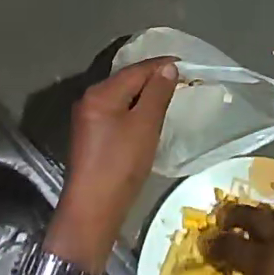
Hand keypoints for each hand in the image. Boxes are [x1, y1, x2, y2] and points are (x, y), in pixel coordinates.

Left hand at [45, 57, 178, 270]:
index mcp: (100, 93)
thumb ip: (157, 93)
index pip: (136, 70)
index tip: (185, 63)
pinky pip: (116, 110)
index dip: (161, 65)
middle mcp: (89, 98)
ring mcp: (87, 117)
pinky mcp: (90, 135)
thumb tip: (168, 67)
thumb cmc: (120, 164)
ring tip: (168, 93)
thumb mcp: (144, 126)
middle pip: (126, 80)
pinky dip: (134, 108)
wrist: (92, 211)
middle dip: (152, 77)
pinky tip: (147, 114)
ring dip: (144, 93)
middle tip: (180, 78)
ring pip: (121, 95)